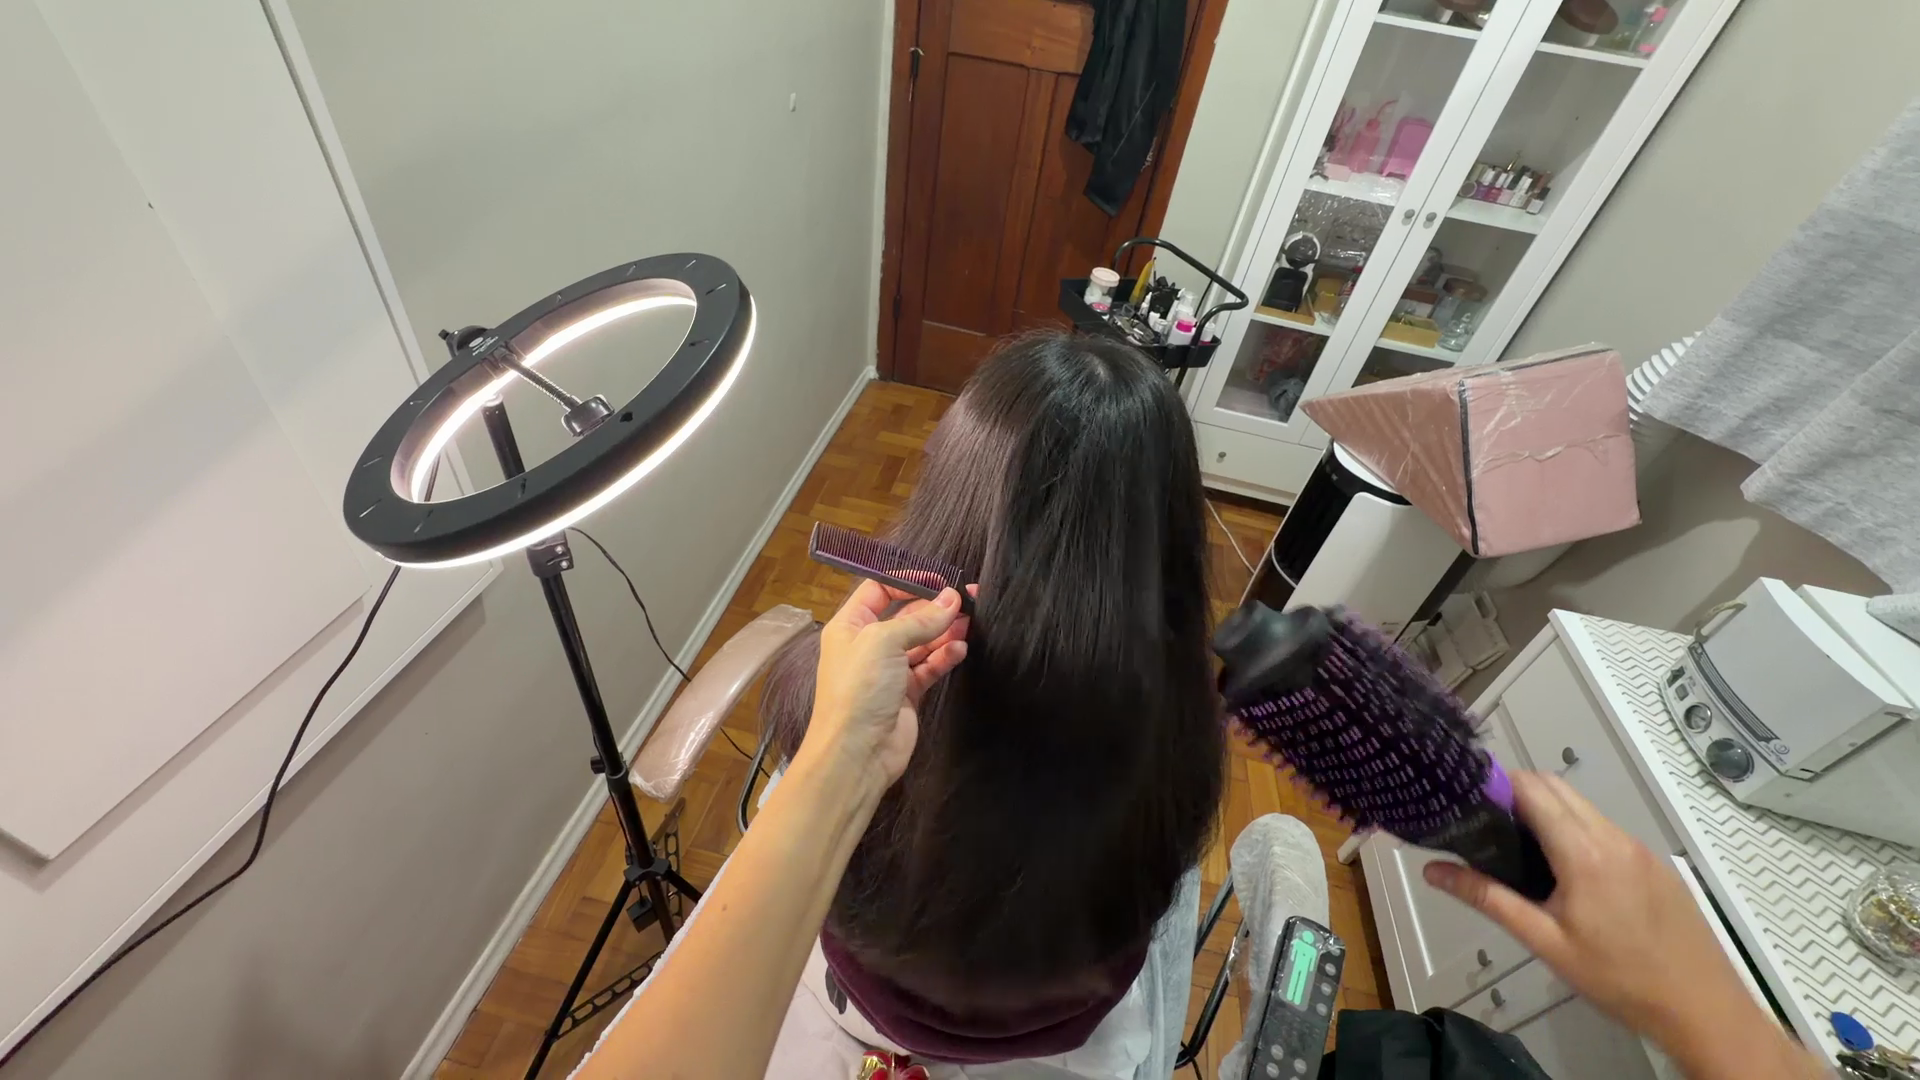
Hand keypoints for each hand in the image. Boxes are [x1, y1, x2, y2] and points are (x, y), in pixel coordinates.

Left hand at [802, 581, 972, 794]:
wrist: (857, 753)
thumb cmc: (860, 688)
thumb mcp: (884, 642)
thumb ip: (921, 620)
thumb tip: (952, 598)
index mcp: (851, 626)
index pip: (879, 590)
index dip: (908, 582)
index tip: (940, 581)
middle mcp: (868, 645)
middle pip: (906, 616)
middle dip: (935, 607)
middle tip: (970, 599)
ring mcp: (888, 670)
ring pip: (921, 642)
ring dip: (945, 631)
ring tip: (972, 621)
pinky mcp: (907, 693)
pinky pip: (929, 667)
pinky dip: (945, 657)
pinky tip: (961, 649)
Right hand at [1423, 772, 1758, 1049]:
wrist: (1710, 1017)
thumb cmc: (1621, 980)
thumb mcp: (1546, 942)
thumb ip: (1487, 898)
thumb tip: (1432, 870)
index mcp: (1584, 852)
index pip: (1532, 788)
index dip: (1494, 783)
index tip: (1466, 798)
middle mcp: (1614, 839)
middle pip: (1555, 786)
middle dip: (1515, 790)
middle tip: (1484, 819)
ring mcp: (1640, 850)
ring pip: (1580, 804)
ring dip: (1545, 807)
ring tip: (1516, 842)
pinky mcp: (1655, 865)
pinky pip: (1603, 826)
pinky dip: (1573, 826)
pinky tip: (1561, 866)